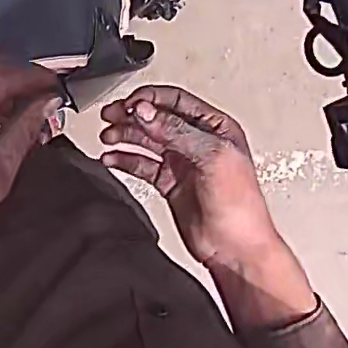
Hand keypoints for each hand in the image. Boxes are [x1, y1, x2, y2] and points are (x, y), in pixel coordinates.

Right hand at [98, 86, 283, 269]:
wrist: (234, 248)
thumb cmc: (239, 205)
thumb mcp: (211, 156)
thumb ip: (176, 130)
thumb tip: (146, 111)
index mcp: (214, 127)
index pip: (176, 100)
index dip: (149, 99)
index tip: (128, 104)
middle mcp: (197, 141)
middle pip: (156, 118)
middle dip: (131, 115)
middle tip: (110, 116)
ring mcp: (182, 162)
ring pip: (146, 140)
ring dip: (124, 135)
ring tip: (107, 137)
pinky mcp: (169, 183)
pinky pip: (141, 164)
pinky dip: (124, 159)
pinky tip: (111, 158)